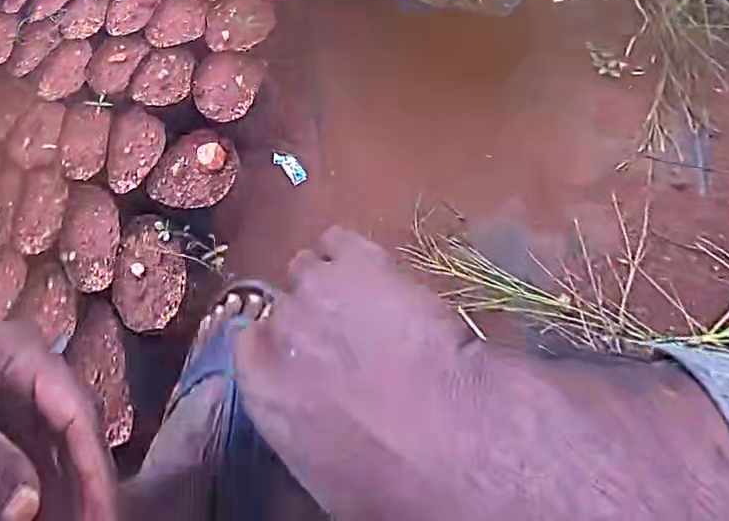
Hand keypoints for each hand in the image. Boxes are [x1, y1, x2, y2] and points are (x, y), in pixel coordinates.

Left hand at [0, 322, 118, 520]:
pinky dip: (35, 485)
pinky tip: (38, 515)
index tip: (103, 517)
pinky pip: (27, 450)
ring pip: (53, 440)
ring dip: (63, 487)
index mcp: (21, 353)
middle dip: (84, 481)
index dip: (94, 465)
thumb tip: (31, 509)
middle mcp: (25, 364)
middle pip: (72, 424)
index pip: (76, 408)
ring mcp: (9, 387)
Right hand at [233, 227, 728, 520]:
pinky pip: (353, 245)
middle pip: (283, 293)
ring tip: (398, 316)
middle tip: (367, 337)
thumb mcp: (342, 475)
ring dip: (349, 282)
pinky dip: (375, 264)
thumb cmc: (413, 482)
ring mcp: (319, 289)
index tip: (315, 347)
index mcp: (267, 392)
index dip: (284, 340)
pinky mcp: (363, 261)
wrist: (484, 451)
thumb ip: (317, 430)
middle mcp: (280, 331)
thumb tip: (318, 408)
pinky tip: (414, 295)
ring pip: (319, 262)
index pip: (244, 340)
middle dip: (316, 309)